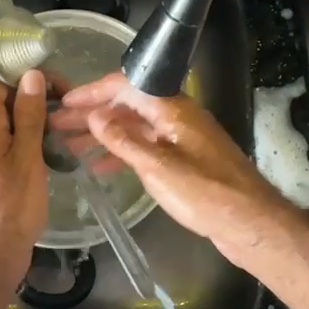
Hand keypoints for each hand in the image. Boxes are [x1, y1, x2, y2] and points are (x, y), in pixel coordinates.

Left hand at [0, 69, 48, 283]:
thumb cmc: (11, 207)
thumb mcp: (27, 157)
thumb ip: (29, 116)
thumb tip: (31, 75)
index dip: (22, 71)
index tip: (54, 76)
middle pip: (4, 98)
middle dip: (35, 92)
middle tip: (69, 101)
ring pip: (11, 121)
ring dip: (37, 115)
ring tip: (68, 120)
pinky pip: (13, 141)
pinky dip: (32, 136)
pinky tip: (56, 144)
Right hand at [51, 73, 293, 251]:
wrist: (251, 223)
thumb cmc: (206, 193)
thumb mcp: (158, 168)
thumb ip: (124, 140)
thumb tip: (95, 115)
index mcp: (172, 108)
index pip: (126, 85)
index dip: (93, 91)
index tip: (65, 101)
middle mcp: (176, 116)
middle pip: (128, 104)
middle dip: (93, 112)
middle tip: (57, 124)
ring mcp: (180, 137)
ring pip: (134, 126)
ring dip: (103, 133)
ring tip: (68, 144)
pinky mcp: (184, 159)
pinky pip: (145, 146)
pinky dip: (122, 151)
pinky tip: (99, 165)